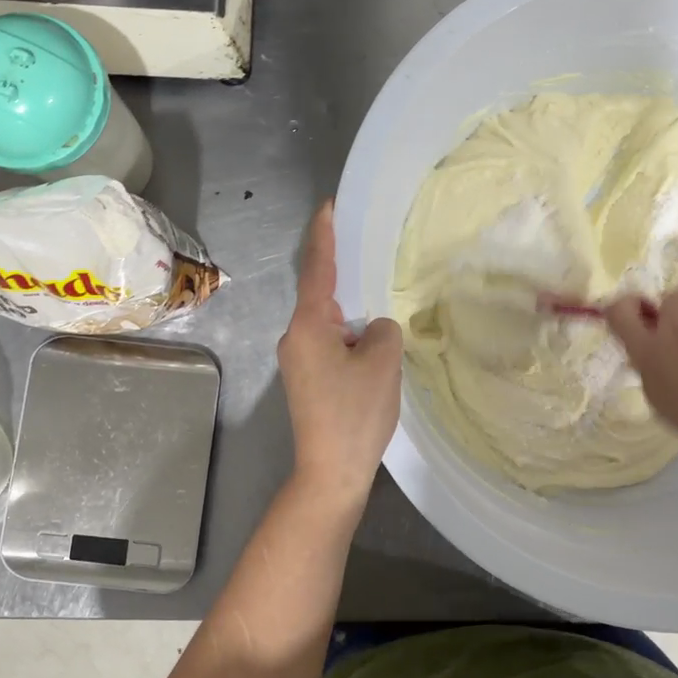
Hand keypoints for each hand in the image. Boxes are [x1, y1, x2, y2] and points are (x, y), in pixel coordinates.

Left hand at [278, 203, 402, 501]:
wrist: (331, 472)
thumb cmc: (354, 413)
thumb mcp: (382, 362)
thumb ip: (382, 330)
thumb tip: (371, 331)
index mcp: (308, 325)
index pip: (318, 269)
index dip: (325, 236)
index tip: (328, 206)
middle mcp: (295, 337)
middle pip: (320, 294)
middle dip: (342, 272)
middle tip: (364, 246)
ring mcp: (298, 362)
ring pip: (327, 322)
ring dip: (350, 310)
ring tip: (377, 295)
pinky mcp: (308, 381)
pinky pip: (330, 343)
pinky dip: (348, 334)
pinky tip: (370, 338)